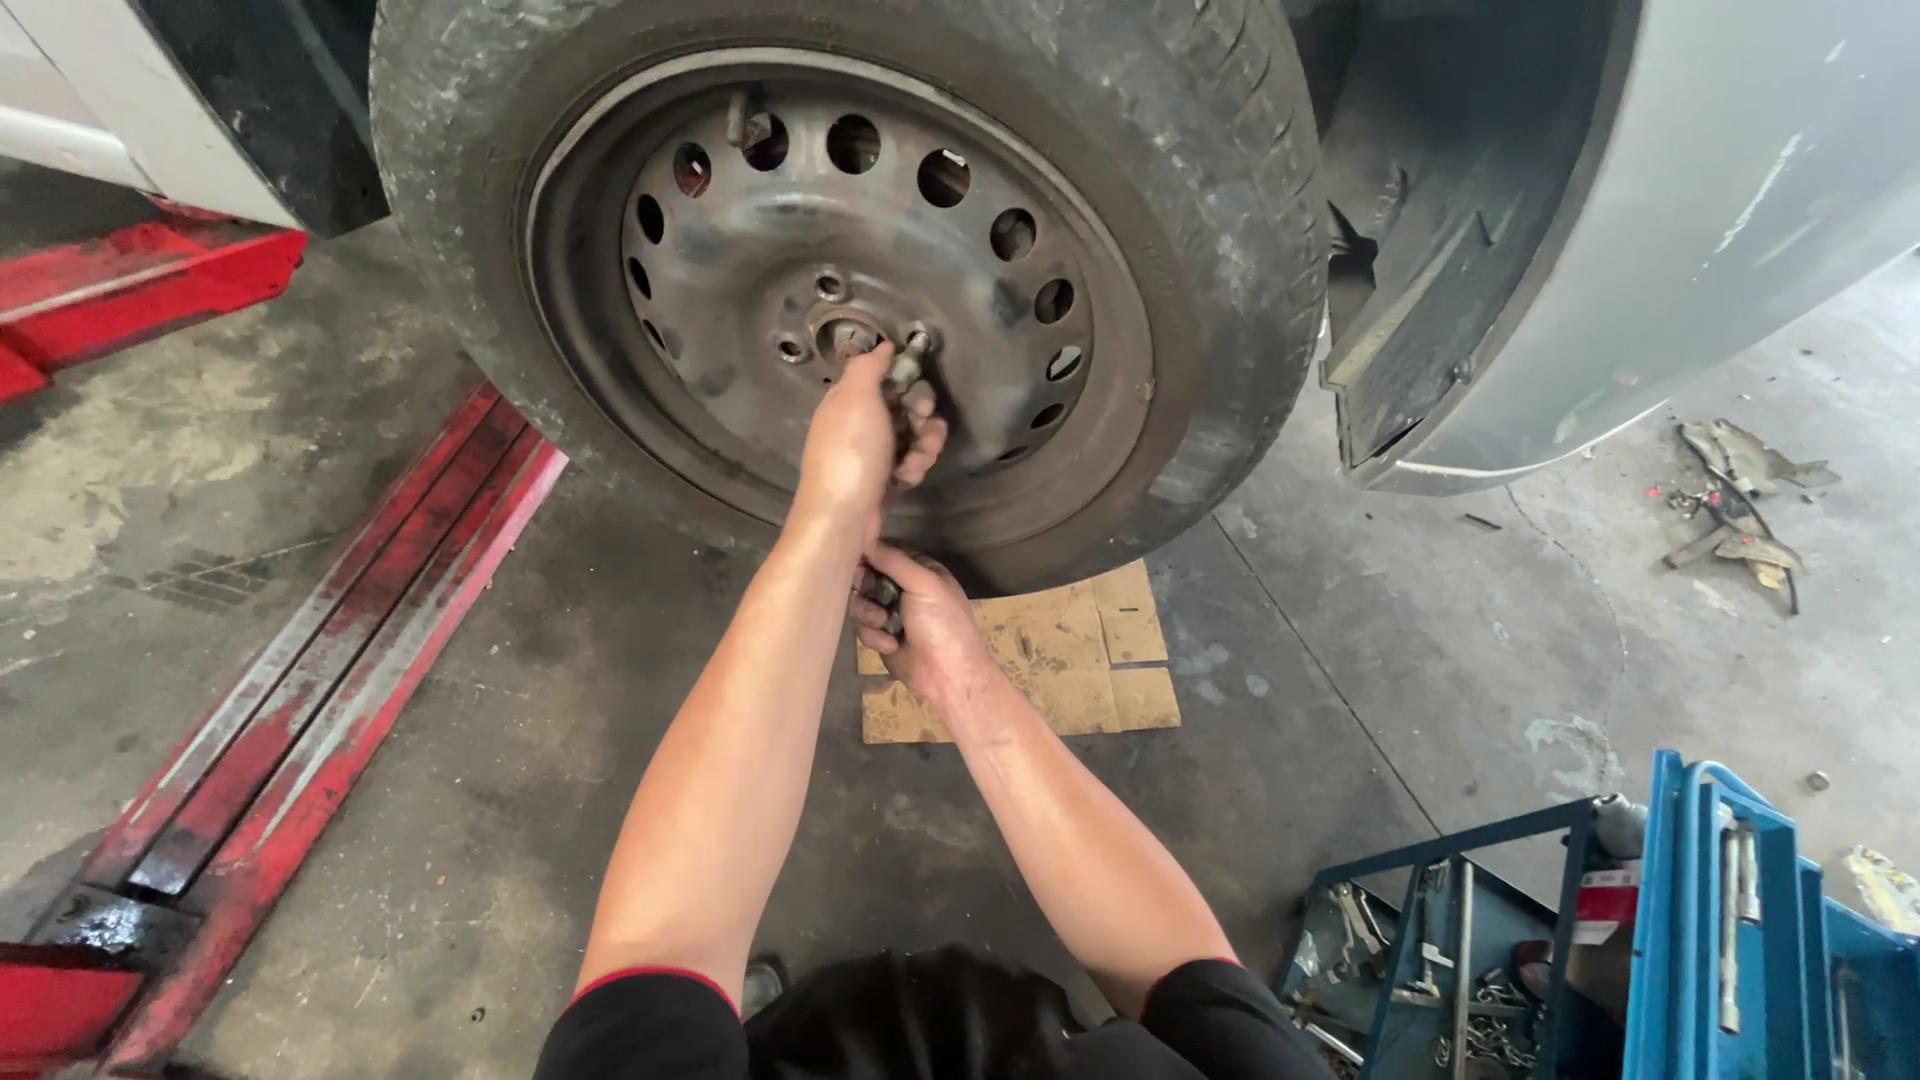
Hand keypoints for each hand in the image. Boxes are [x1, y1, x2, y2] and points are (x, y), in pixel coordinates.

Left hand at [793, 342, 947, 537]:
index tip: (917, 390)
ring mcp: (871, 453)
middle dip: (923, 416)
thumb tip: (883, 345)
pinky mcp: (884, 478)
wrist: (843, 516)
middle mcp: (859, 423)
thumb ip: (869, 367)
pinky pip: (909, 463)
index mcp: (847, 400)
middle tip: (924, 426)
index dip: (907, 380)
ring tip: (916, 462)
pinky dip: (914, 468)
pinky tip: (908, 478)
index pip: (884, 377)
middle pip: (905, 407)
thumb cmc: (850, 453)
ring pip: (913, 437)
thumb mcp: (855, 398)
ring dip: (924, 446)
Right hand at [848, 544, 998, 705]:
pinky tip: (892, 645)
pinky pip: (863, 628)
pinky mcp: (881, 636)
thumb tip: (867, 538)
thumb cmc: (942, 623)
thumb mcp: (924, 584)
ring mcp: (891, 613)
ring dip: (868, 614)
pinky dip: (874, 636)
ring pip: (860, 603)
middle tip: (864, 592)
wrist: (947, 674)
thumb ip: (895, 561)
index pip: (887, 552)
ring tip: (884, 624)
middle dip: (864, 587)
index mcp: (920, 571)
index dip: (869, 555)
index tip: (854, 558)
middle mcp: (904, 588)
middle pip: (867, 577)